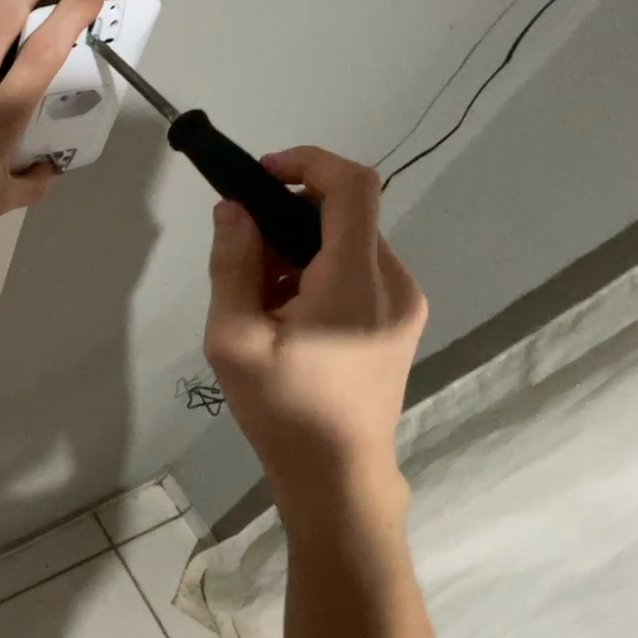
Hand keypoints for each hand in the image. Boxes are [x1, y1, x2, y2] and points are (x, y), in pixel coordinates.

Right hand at [203, 147, 427, 520]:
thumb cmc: (281, 411)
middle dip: (287, 223)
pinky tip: (291, 321)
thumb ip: (232, 266)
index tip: (261, 175)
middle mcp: (394, 282)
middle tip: (244, 267)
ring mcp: (405, 303)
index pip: (352, 186)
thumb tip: (232, 209)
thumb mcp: (233, 340)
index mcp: (355, 283)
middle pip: (344, 216)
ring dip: (301, 253)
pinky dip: (319, 276)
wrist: (336, 475)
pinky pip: (359, 273)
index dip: (308, 162)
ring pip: (348, 245)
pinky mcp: (402, 321)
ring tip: (263, 306)